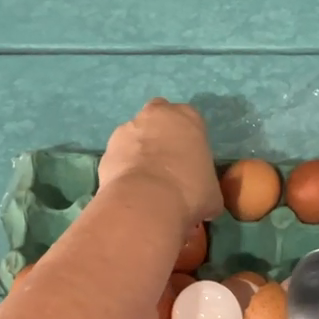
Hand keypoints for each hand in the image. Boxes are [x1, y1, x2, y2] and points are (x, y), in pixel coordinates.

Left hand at [98, 99, 223, 228]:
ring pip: (134, 137)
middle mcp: (156, 115)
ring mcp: (127, 129)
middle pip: (158, 119)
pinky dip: (122, 170)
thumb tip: (204, 203)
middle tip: (165, 167)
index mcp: (188, 117)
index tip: (188, 164)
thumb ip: (207, 188)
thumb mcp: (212, 195)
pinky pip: (118, 159)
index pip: (190, 122)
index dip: (188, 143)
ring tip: (144, 185)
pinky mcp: (107, 151)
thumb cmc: (189, 193)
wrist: (146, 203)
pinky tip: (129, 192)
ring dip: (138, 153)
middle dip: (160, 137)